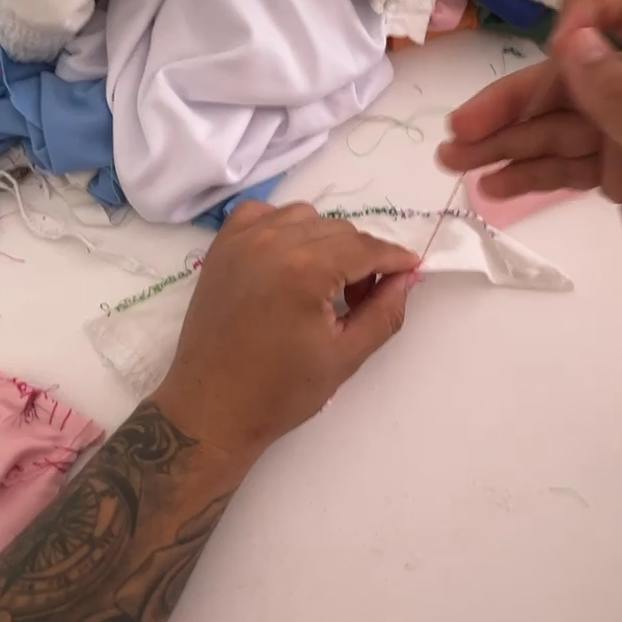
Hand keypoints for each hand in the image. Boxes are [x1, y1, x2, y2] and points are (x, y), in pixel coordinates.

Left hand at [152, 202, 420, 457]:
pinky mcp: (222, 247)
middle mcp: (272, 242)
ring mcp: (242, 240)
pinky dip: (283, 227)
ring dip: (324, 241)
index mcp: (305, 269)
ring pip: (305, 217)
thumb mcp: (346, 356)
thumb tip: (406, 278)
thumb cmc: (280, 390)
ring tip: (322, 284)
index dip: (393, 258)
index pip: (364, 248)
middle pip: (338, 230)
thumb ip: (385, 311)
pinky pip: (263, 214)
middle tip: (358, 301)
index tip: (410, 269)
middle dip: (360, 259)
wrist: (212, 407)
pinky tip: (287, 260)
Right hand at [437, 0, 621, 333]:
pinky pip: (572, 164)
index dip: (585, 16)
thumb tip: (569, 40)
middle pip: (576, 77)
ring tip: (454, 163)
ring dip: (510, 141)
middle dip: (516, 102)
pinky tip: (494, 188)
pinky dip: (534, 172)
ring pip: (563, 124)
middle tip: (459, 134)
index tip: (551, 55)